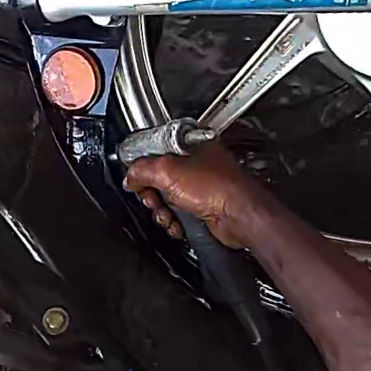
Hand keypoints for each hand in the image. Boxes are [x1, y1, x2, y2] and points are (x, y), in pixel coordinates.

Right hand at [122, 141, 266, 249]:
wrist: (239, 216)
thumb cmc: (217, 188)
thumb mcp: (167, 172)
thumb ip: (141, 170)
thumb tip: (130, 177)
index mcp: (189, 146)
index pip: (154, 154)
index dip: (143, 169)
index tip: (139, 181)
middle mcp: (196, 164)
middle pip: (158, 180)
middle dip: (152, 196)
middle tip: (155, 200)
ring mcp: (200, 186)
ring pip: (167, 200)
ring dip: (163, 212)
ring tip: (169, 215)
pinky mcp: (203, 207)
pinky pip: (178, 214)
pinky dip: (174, 222)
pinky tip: (179, 224)